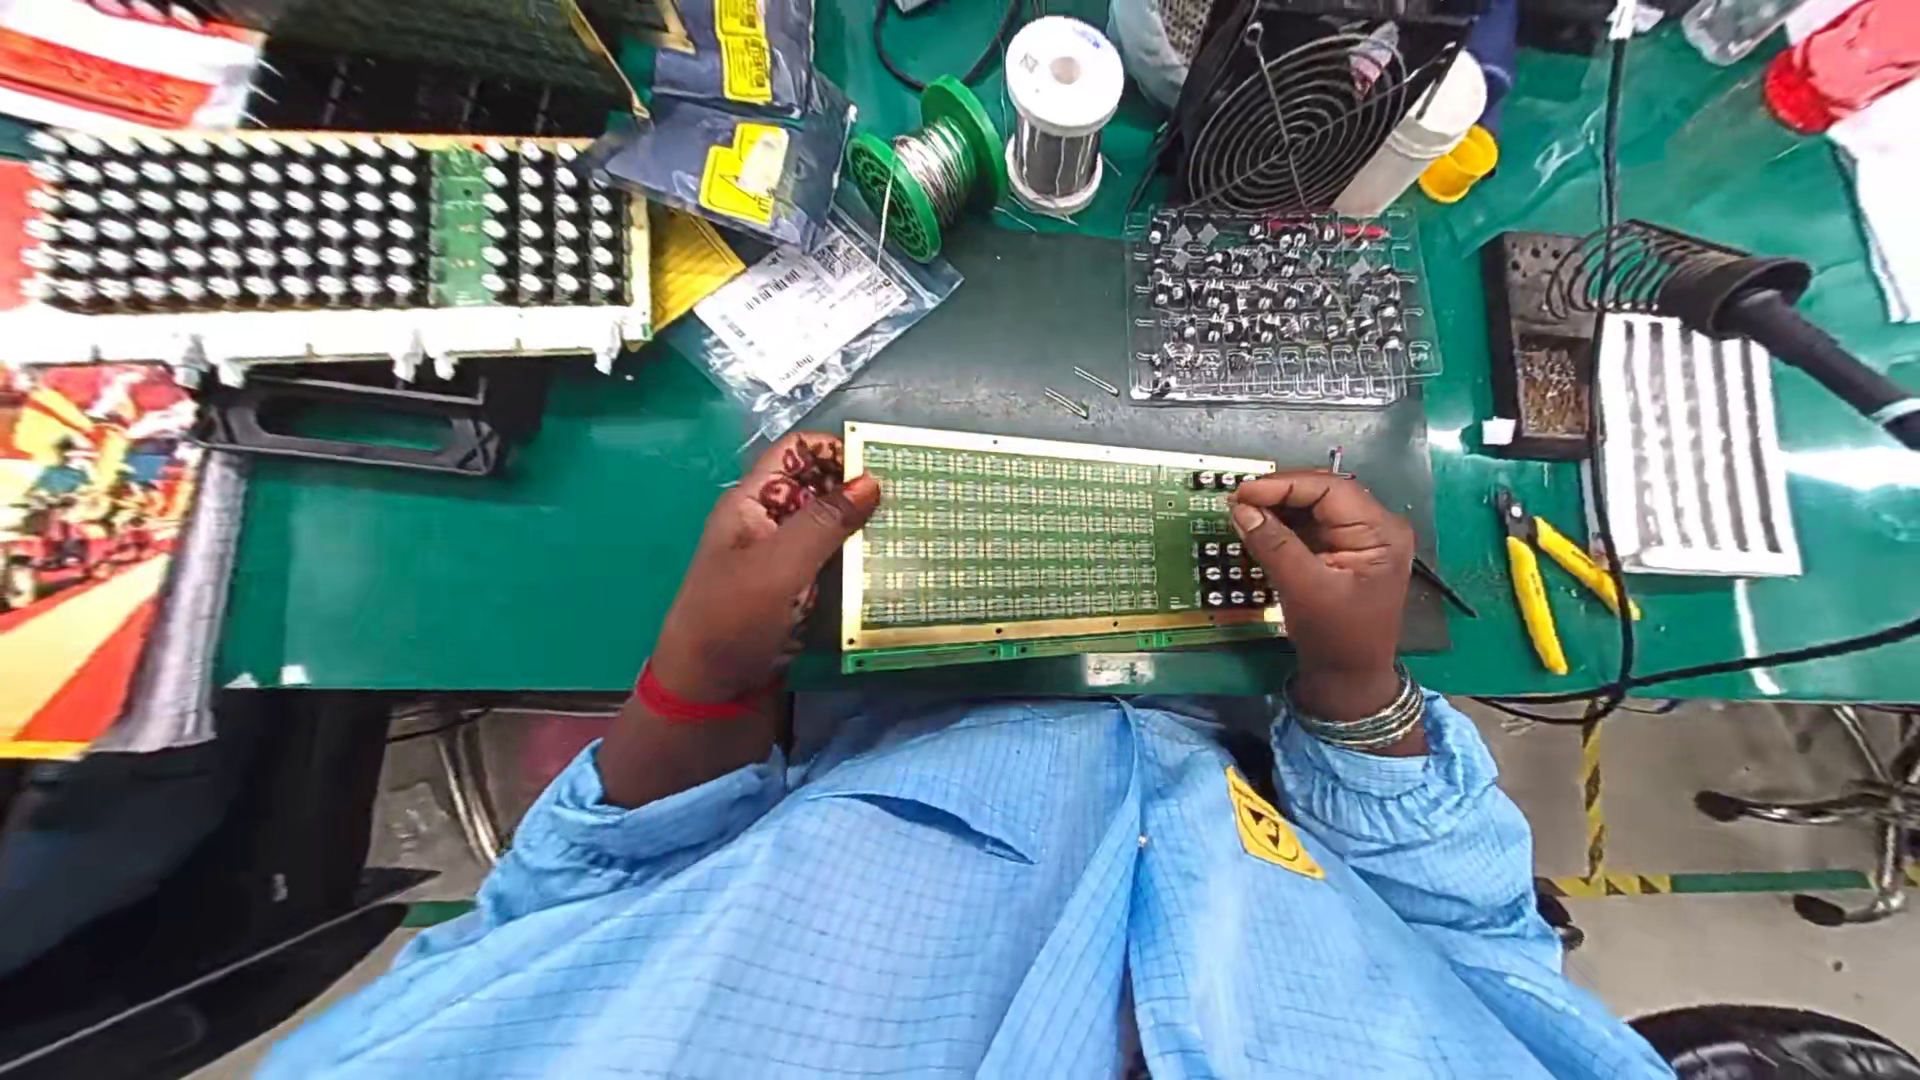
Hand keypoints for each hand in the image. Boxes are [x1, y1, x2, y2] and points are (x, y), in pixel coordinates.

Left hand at [648, 433, 880, 702]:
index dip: (833, 449)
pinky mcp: (802, 587)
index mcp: (753, 502)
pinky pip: (835, 560)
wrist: (710, 692)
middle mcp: (771, 522)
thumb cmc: (732, 619)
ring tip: (909, 525)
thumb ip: (825, 521)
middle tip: (907, 494)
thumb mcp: (779, 565)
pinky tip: (890, 561)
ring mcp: (787, 556)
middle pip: (819, 487)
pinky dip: (860, 557)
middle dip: (857, 486)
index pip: (795, 454)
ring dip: (864, 524)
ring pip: (832, 525)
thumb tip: (873, 480)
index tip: (880, 462)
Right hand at [1229, 471, 1414, 724]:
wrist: (1347, 674)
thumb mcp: (1303, 588)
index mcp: (1379, 533)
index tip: (1242, 493)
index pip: (1330, 489)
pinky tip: (1256, 524)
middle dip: (1278, 492)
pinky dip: (1279, 522)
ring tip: (1242, 511)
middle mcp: (1373, 527)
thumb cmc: (1336, 635)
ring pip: (1311, 505)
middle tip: (1238, 500)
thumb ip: (1273, 545)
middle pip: (1322, 491)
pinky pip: (1306, 524)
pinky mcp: (1337, 549)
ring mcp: (1355, 538)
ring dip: (1276, 506)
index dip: (1283, 485)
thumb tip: (1240, 509)